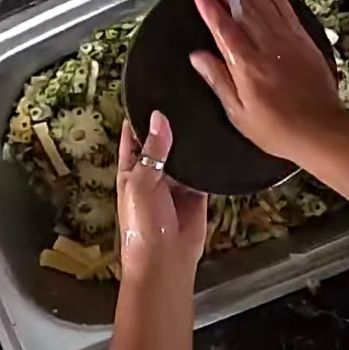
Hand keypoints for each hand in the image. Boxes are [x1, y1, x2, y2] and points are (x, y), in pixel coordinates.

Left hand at [116, 110, 208, 285]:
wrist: (166, 260)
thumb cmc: (142, 224)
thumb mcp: (142, 182)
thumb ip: (154, 150)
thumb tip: (160, 117)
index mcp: (131, 168)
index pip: (134, 134)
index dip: (141, 115)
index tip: (153, 89)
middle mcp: (153, 171)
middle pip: (163, 140)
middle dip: (172, 123)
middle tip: (187, 95)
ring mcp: (176, 181)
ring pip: (184, 153)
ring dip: (191, 140)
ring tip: (205, 110)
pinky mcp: (197, 191)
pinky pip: (202, 170)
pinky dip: (208, 159)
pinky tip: (217, 139)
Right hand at [188, 0, 348, 163]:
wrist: (322, 131)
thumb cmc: (277, 129)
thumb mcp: (239, 113)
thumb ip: (219, 80)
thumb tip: (197, 56)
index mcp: (246, 65)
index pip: (222, 27)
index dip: (208, 4)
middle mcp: (267, 46)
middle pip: (243, 8)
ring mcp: (288, 41)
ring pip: (265, 5)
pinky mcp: (304, 42)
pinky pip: (288, 11)